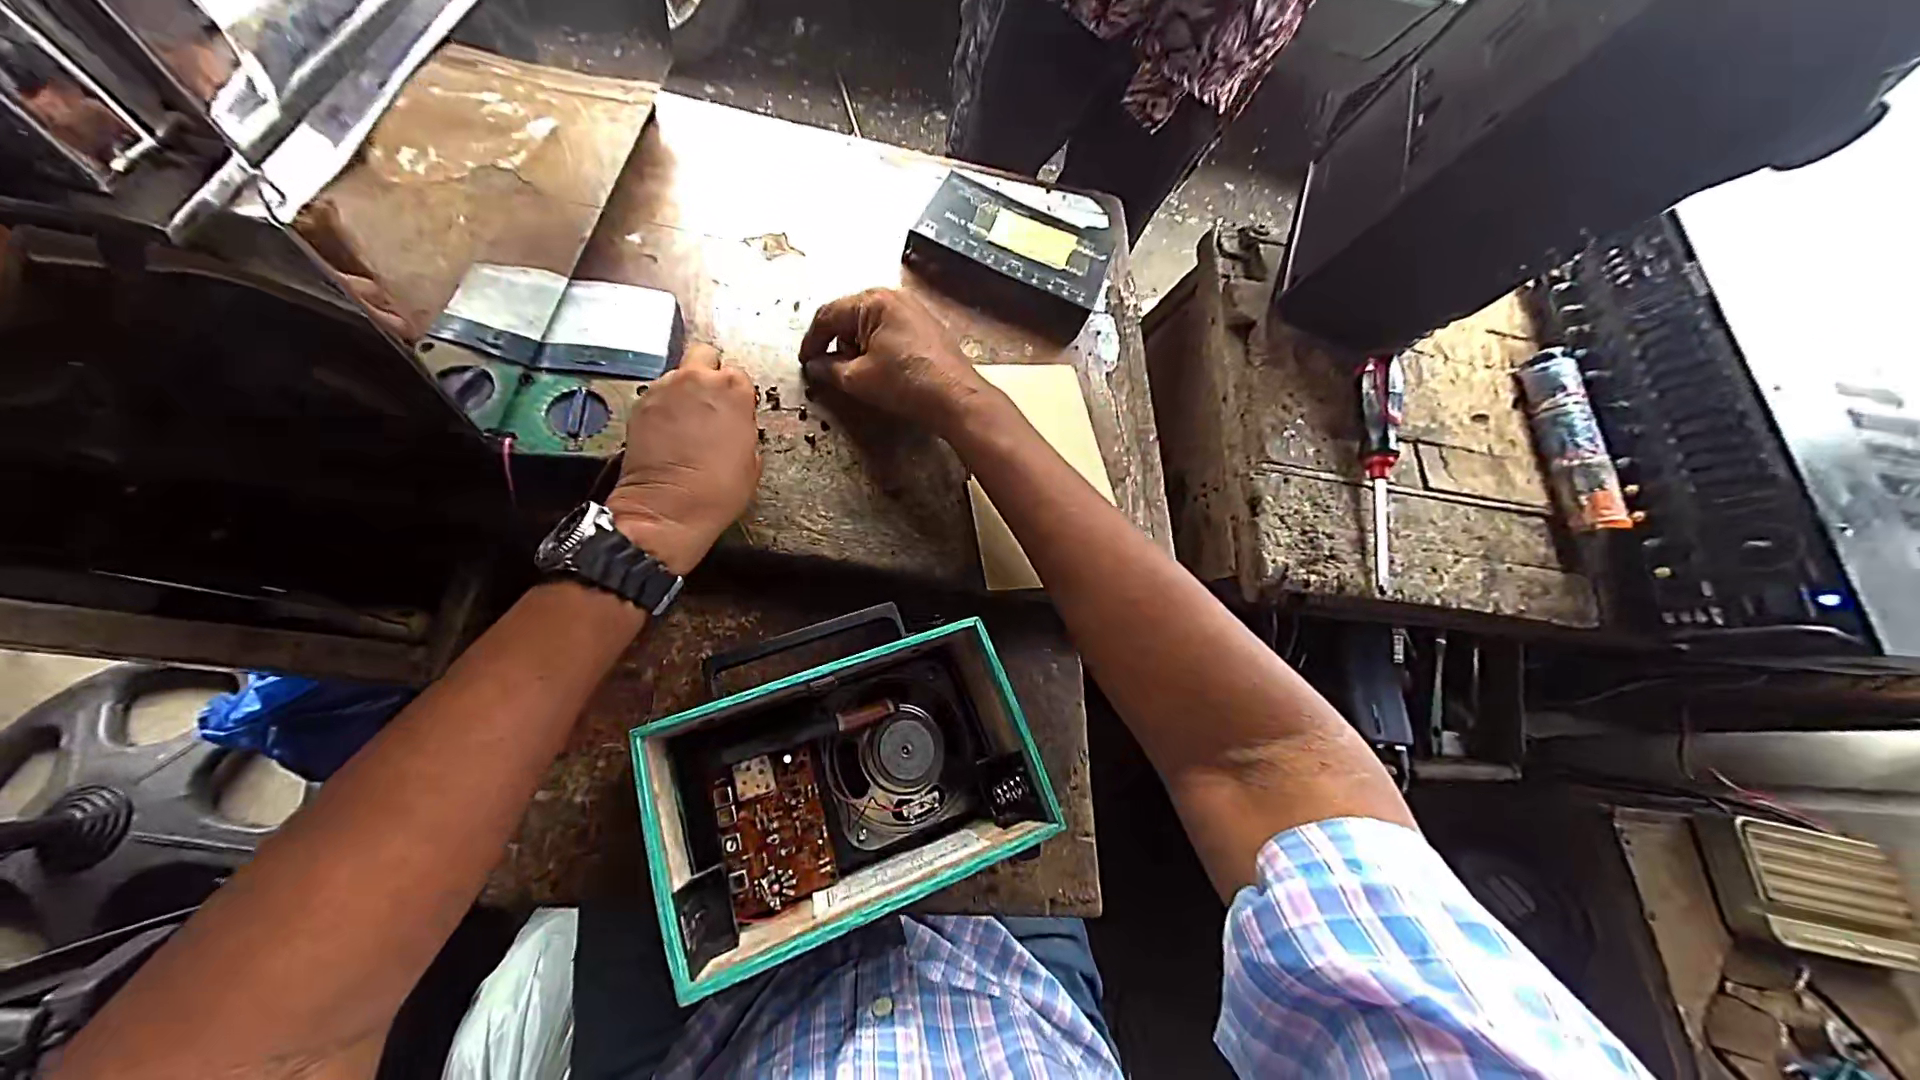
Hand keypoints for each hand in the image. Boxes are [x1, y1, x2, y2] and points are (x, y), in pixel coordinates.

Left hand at [606, 344, 759, 573]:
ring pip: (677, 374)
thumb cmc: (716, 489)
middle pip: (704, 355)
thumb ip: (744, 427)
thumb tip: (734, 424)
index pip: (738, 374)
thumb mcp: (752, 459)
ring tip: (688, 423)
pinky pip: (657, 395)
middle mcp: (696, 380)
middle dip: (707, 374)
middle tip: (710, 403)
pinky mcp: (640, 405)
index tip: (736, 411)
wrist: (668, 507)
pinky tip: (670, 433)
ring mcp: (663, 389)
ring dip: (684, 391)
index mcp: (732, 389)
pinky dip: (664, 407)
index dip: (737, 394)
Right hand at [799, 288, 993, 435]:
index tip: (805, 361)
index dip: (812, 341)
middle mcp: (894, 297)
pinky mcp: (926, 328)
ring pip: (870, 324)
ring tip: (856, 374)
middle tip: (828, 369)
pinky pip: (890, 331)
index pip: (828, 314)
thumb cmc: (908, 385)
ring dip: (856, 347)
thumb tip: (815, 366)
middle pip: (850, 316)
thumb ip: (828, 369)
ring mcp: (914, 310)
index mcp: (874, 301)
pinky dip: (877, 348)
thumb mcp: (858, 378)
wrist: (956, 399)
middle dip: (836, 343)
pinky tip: (879, 370)